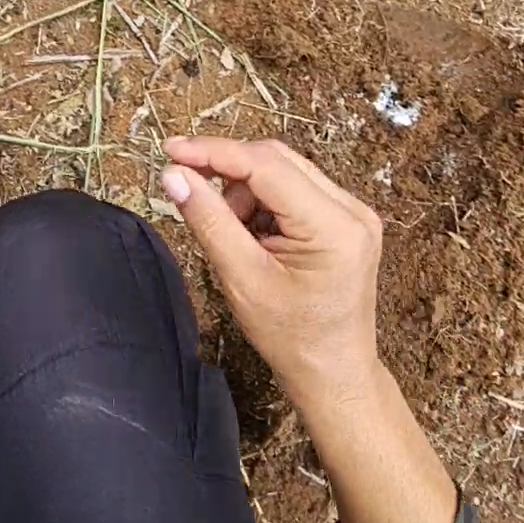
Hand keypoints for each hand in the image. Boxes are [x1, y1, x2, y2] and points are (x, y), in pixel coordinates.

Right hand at [164, 136, 458, 522]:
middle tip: (187, 184)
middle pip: (275, 159)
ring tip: (232, 232)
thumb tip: (173, 174)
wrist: (333, 373)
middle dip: (226, 169)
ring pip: (281, 169)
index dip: (214, 152)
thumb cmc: (289, 335)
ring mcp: (352, 211)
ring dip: (243, 188)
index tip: (170, 149)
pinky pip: (291, 186)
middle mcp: (351, 208)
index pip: (265, 165)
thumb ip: (208, 219)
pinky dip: (260, 199)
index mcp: (333, 225)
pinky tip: (252, 232)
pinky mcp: (344, 218)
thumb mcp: (241, 278)